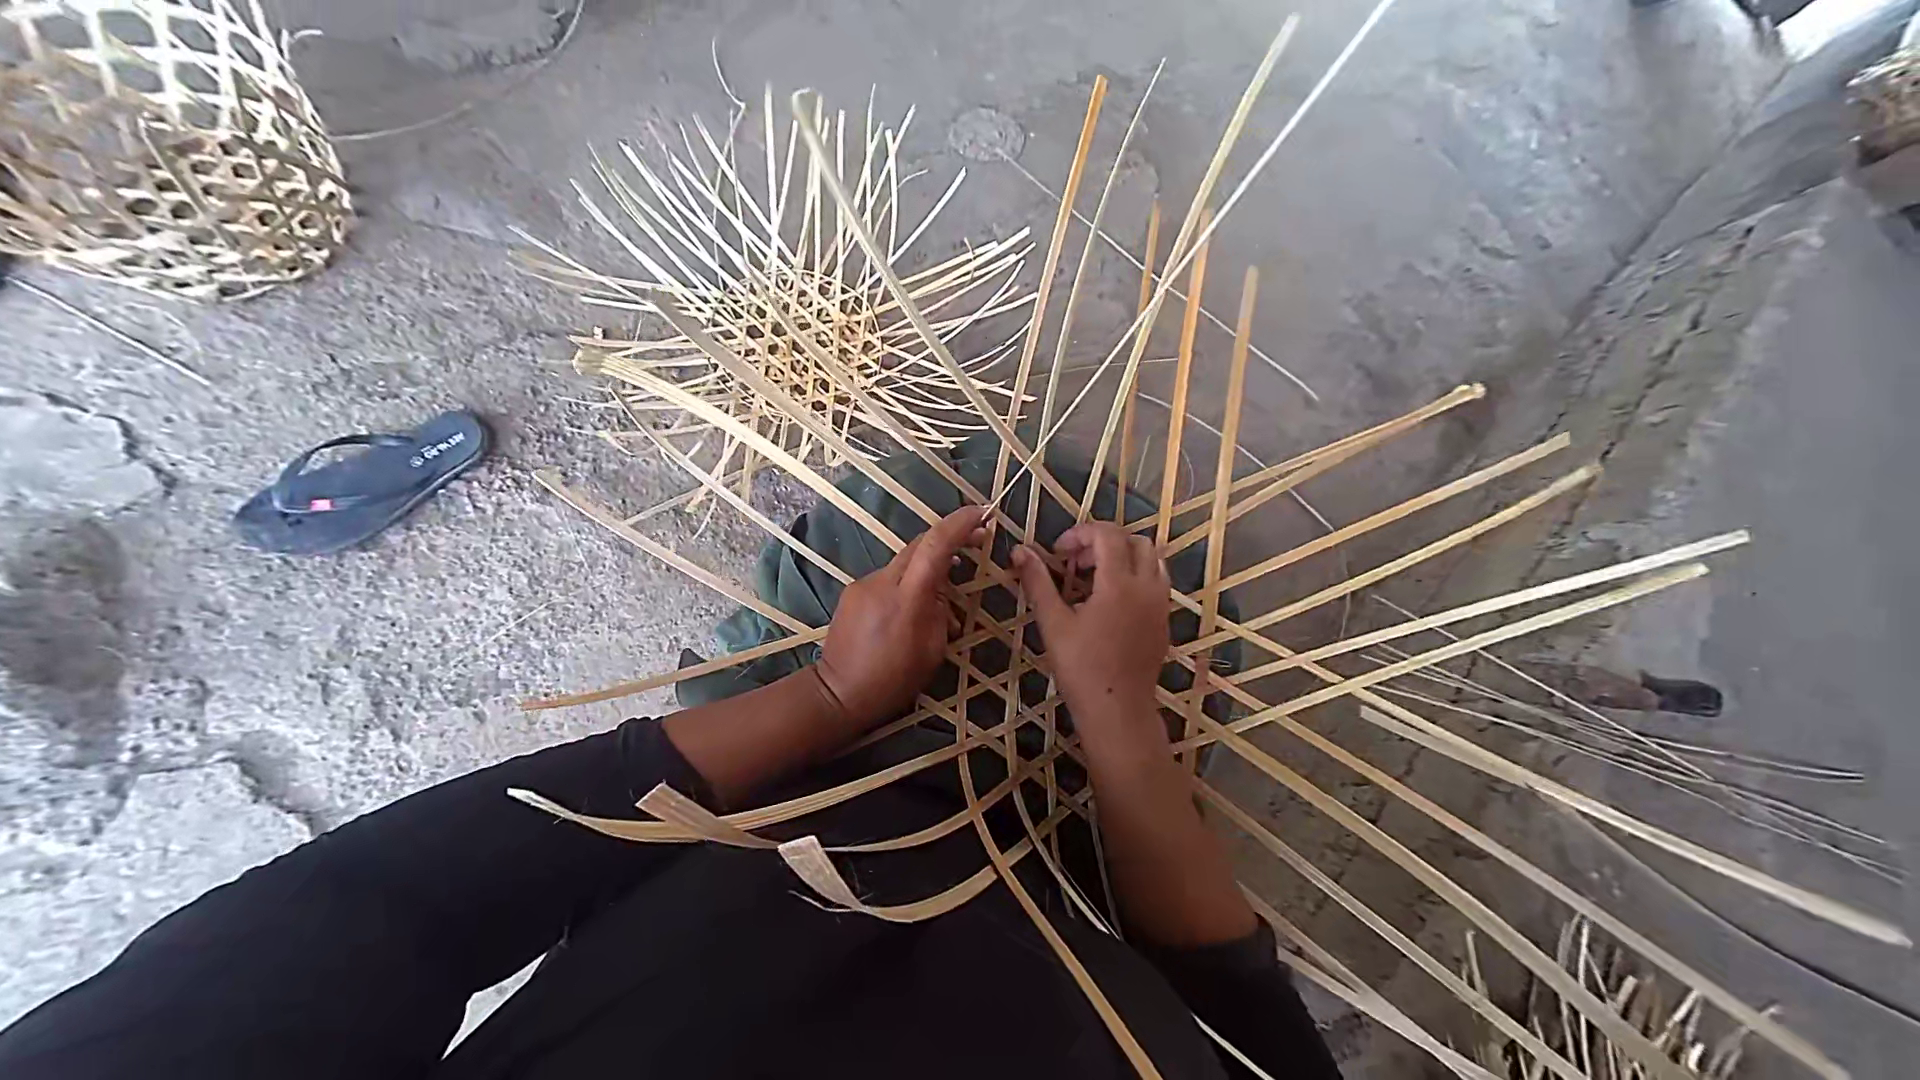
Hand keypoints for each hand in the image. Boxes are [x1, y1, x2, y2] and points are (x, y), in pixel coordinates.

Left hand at [815, 505, 987, 728]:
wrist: (839, 693)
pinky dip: (905, 584)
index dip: (960, 524)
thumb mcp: (933, 650)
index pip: (936, 546)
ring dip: (927, 567)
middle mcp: (884, 581)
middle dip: (949, 538)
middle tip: (977, 541)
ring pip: (904, 562)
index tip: (982, 513)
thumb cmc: (894, 680)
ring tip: (942, 594)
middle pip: (920, 544)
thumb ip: (940, 610)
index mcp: (908, 598)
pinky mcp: (853, 591)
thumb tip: (941, 588)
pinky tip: (909, 609)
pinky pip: (888, 578)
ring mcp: (864, 583)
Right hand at [1013, 523, 1255, 946]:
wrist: (1121, 733)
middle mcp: (1150, 594)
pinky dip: (1129, 584)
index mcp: (1120, 589)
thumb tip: (1019, 553)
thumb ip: (1038, 587)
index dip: (1081, 534)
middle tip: (1069, 566)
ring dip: (1117, 563)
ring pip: (1150, 564)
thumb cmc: (1084, 685)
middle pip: (1134, 543)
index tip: (1057, 551)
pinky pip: (1153, 588)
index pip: (1108, 536)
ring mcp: (1163, 612)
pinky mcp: (1165, 630)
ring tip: (1084, 586)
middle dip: (1100, 544)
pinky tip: (1102, 610)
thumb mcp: (1053, 631)